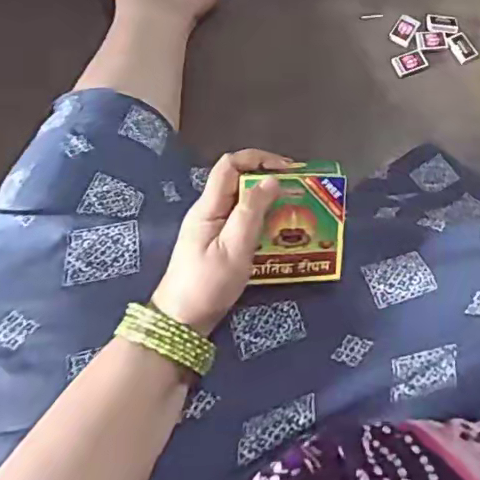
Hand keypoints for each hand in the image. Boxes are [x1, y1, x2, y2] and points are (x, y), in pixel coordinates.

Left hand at [149, 150, 296, 334]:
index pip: (230, 165)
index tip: (287, 169)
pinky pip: (242, 220)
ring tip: (294, 209)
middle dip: (269, 178)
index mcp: (209, 206)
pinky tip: (279, 232)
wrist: (180, 321)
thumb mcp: (234, 248)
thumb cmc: (207, 284)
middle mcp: (209, 210)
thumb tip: (271, 179)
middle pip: (238, 180)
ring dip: (268, 200)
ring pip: (242, 201)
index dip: (258, 158)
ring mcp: (211, 227)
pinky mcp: (217, 243)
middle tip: (298, 189)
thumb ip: (251, 211)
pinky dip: (262, 219)